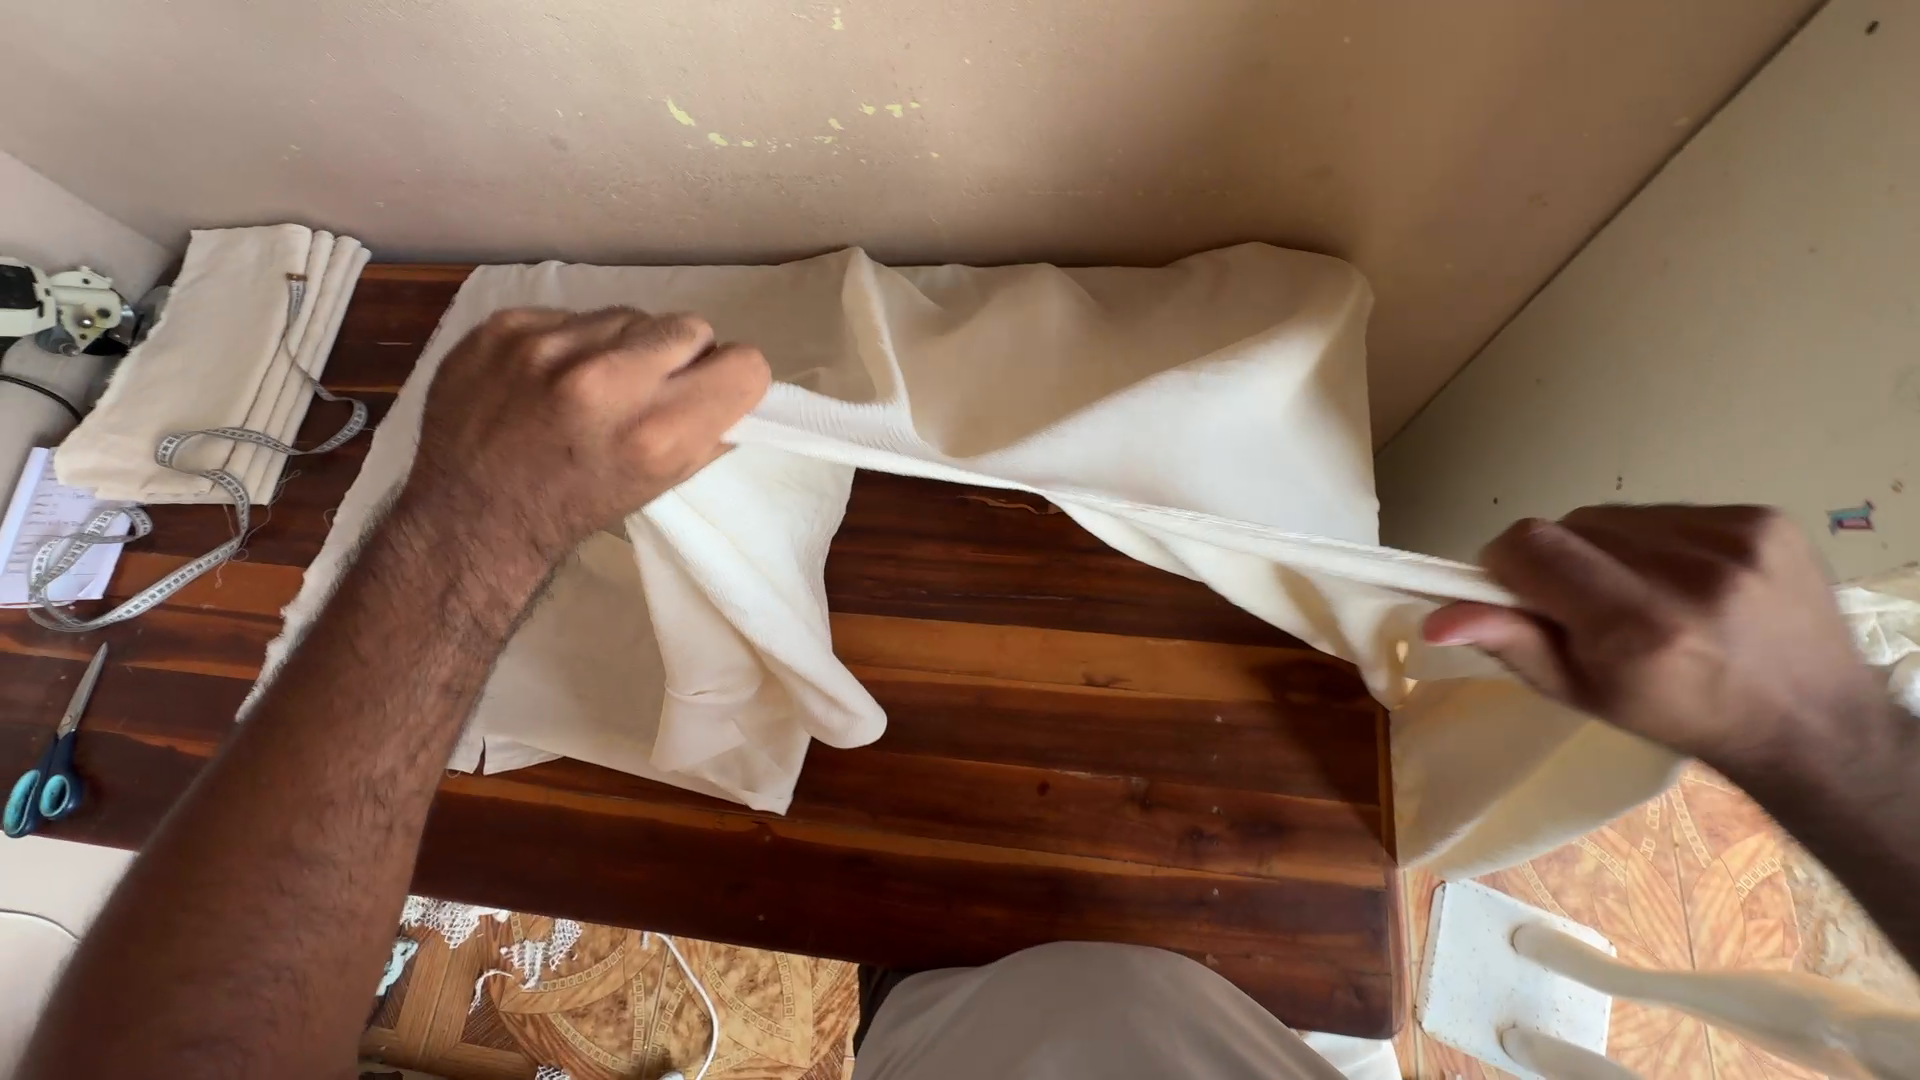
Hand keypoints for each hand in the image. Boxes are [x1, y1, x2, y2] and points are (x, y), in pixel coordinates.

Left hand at [400, 307, 770, 566]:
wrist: (472, 511)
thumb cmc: (580, 505)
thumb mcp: (663, 482)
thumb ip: (708, 431)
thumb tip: (733, 389)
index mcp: (656, 432)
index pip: (745, 364)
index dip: (734, 380)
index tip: (714, 393)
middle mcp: (607, 379)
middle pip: (693, 327)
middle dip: (683, 355)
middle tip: (652, 387)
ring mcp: (550, 345)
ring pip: (633, 316)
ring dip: (629, 345)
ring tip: (596, 383)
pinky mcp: (507, 324)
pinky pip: (576, 314)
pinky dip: (576, 342)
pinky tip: (553, 377)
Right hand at [1423, 505, 1889, 779]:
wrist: (1811, 720)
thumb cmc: (1674, 712)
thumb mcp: (1576, 690)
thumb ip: (1508, 642)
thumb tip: (1434, 619)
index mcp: (1638, 627)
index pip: (1528, 545)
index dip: (1506, 565)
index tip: (1519, 595)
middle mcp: (1690, 575)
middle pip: (1564, 527)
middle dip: (1555, 560)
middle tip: (1583, 604)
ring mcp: (1735, 540)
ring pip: (1608, 517)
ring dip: (1600, 548)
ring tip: (1635, 591)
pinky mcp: (1765, 518)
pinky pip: (1660, 510)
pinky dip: (1648, 540)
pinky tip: (1677, 578)